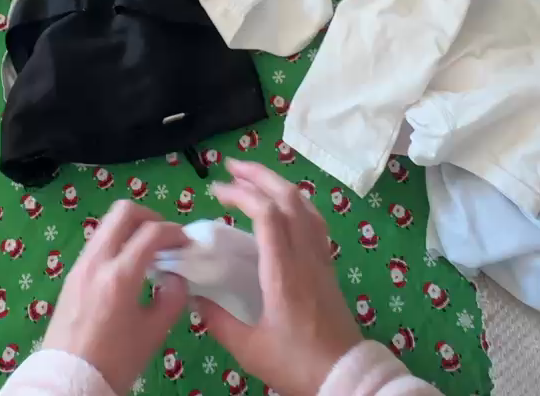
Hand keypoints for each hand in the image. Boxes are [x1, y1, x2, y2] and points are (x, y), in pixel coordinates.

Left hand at [43, 199, 190, 391]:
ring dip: (131, 228)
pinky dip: (117, 241)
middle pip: (123, 211)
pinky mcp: (72, 273)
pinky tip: (129, 266)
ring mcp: (81, 263)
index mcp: (119, 275)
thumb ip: (172, 298)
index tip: (187, 242)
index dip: (174, 231)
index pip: (151, 232)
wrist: (68, 382)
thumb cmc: (114, 361)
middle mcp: (97, 260)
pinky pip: (99, 241)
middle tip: (165, 237)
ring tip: (148, 252)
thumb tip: (177, 276)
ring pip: (108, 224)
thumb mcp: (152, 334)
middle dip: (150, 216)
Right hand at [200, 159, 361, 395]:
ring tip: (253, 177)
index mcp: (283, 270)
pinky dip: (295, 200)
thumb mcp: (250, 349)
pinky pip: (313, 218)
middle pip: (286, 197)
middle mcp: (304, 254)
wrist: (346, 377)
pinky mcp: (327, 263)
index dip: (240, 194)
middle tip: (230, 166)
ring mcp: (319, 256)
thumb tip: (193, 295)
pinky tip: (283, 202)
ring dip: (276, 183)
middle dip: (258, 174)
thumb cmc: (297, 362)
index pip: (266, 213)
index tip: (216, 191)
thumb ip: (218, 320)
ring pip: (303, 203)